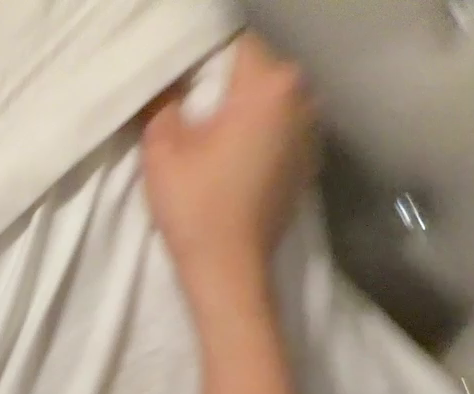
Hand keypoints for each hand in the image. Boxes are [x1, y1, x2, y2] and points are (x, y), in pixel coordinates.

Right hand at [140, 33, 316, 294]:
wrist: (229, 270)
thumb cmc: (195, 206)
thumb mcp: (162, 148)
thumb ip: (163, 100)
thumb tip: (166, 82)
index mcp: (270, 84)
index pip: (234, 43)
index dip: (200, 59)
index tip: (177, 83)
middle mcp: (302, 98)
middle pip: (255, 72)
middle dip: (222, 85)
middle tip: (186, 111)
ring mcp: (311, 132)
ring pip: (268, 103)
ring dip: (240, 113)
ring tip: (208, 139)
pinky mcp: (306, 164)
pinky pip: (277, 133)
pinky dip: (255, 138)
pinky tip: (229, 162)